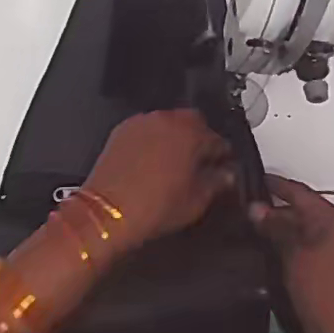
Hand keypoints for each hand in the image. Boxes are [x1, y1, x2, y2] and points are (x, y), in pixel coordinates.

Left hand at [82, 110, 234, 251]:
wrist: (108, 212)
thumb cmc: (154, 208)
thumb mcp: (195, 201)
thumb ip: (216, 182)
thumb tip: (225, 175)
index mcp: (191, 134)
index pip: (216, 139)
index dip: (222, 154)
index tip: (222, 165)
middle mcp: (167, 120)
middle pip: (193, 121)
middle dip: (199, 137)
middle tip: (199, 160)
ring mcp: (142, 122)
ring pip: (168, 121)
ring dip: (175, 135)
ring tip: (174, 160)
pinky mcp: (122, 129)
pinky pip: (146, 127)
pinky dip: (153, 138)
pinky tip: (151, 159)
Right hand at [249, 176, 333, 332]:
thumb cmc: (326, 291)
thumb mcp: (296, 255)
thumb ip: (276, 228)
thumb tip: (255, 207)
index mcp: (330, 218)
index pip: (297, 191)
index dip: (273, 183)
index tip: (249, 177)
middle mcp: (330, 229)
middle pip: (296, 209)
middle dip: (270, 207)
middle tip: (238, 204)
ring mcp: (326, 250)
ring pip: (294, 229)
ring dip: (273, 227)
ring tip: (241, 224)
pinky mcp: (319, 270)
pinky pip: (295, 247)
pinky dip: (278, 245)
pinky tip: (258, 249)